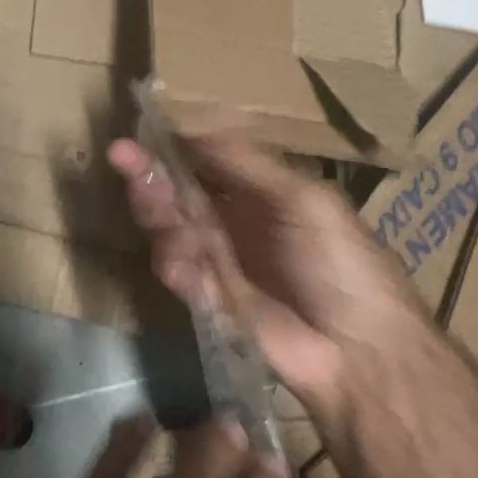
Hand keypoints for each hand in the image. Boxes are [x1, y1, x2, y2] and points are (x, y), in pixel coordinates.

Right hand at [106, 135, 436, 410]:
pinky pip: (176, 270)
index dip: (177, 144)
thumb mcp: (303, 200)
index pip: (207, 159)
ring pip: (168, 226)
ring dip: (155, 211)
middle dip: (149, 171)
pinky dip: (175, 263)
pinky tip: (187, 266)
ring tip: (150, 203)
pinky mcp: (204, 296)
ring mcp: (216, 259)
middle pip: (178, 190)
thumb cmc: (342, 265)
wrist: (356, 351)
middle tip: (120, 153)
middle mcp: (234, 220)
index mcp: (263, 192)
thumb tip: (191, 126)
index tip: (145, 126)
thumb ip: (245, 163)